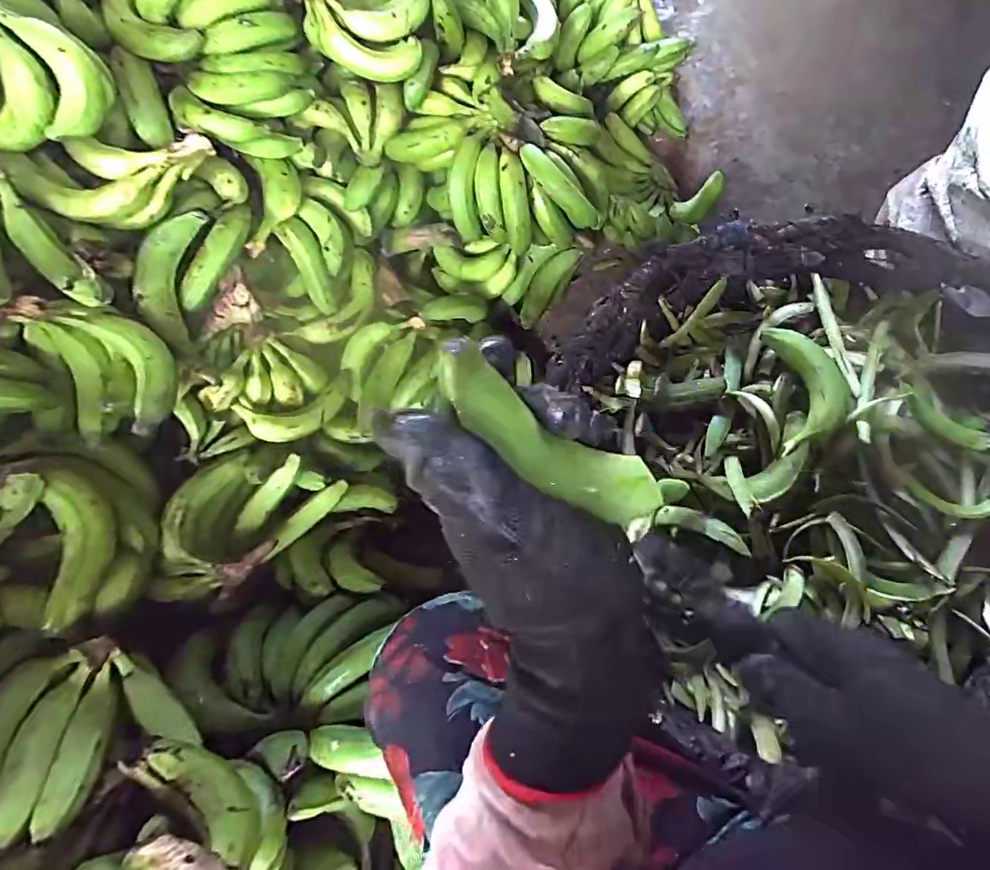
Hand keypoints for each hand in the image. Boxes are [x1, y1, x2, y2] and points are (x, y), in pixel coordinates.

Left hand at [375, 338, 659, 792]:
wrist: (599, 634)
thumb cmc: (549, 579)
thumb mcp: (501, 521)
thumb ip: (454, 467)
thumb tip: (388, 416)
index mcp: (460, 478)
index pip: (444, 411)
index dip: (462, 376)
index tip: (494, 355)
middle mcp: (490, 471)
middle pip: (497, 405)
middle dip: (524, 391)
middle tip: (549, 401)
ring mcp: (531, 477)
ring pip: (541, 418)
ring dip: (562, 413)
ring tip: (580, 433)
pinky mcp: (569, 483)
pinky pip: (576, 440)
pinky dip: (589, 435)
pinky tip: (602, 448)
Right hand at [734, 612, 989, 869]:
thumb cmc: (901, 747)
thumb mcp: (828, 723)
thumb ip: (783, 688)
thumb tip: (744, 660)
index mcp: (835, 641)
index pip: (780, 621)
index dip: (755, 640)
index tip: (740, 671)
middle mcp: (858, 641)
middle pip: (804, 643)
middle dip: (782, 671)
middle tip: (771, 710)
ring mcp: (884, 663)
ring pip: (828, 667)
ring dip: (810, 693)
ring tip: (804, 731)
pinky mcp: (903, 689)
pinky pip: (854, 688)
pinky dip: (838, 707)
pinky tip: (843, 740)